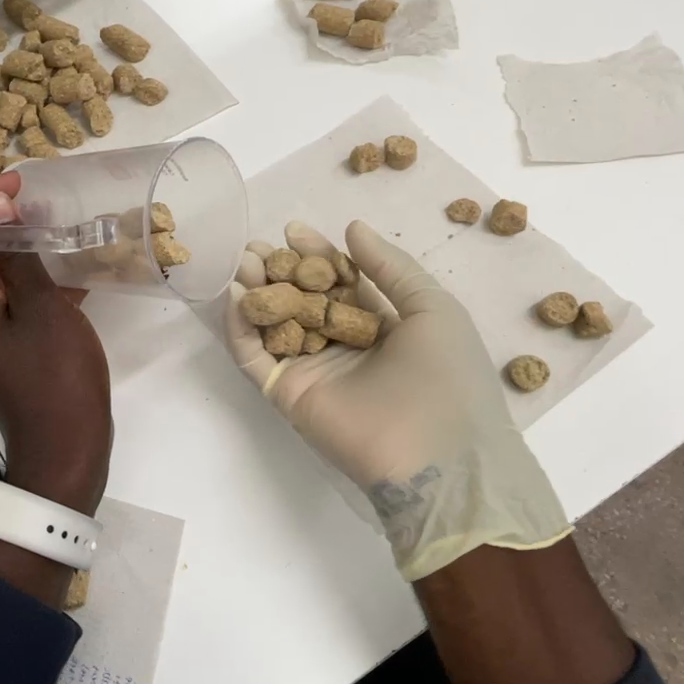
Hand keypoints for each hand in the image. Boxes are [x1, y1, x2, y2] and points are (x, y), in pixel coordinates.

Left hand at [0, 174, 112, 603]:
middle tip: (39, 196)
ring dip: (18, 247)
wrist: (62, 451)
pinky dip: (28, 281)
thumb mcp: (40, 305)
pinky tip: (68, 272)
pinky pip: (4, 299)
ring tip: (56, 225)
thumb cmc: (53, 376)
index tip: (19, 175)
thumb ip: (15, 249)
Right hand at [225, 220, 569, 579]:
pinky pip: (255, 356)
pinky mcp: (286, 393)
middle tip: (257, 246)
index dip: (316, 253)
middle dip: (279, 269)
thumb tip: (351, 227)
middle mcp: (341, 345)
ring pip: (274, 323)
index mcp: (379, 325)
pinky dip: (241, 327)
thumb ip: (389, 266)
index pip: (338, 281)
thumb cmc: (447, 376)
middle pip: (300, 298)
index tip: (293, 228)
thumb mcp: (432, 308)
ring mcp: (311, 369)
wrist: (439, 455)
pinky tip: (236, 295)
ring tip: (243, 262)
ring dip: (256, 290)